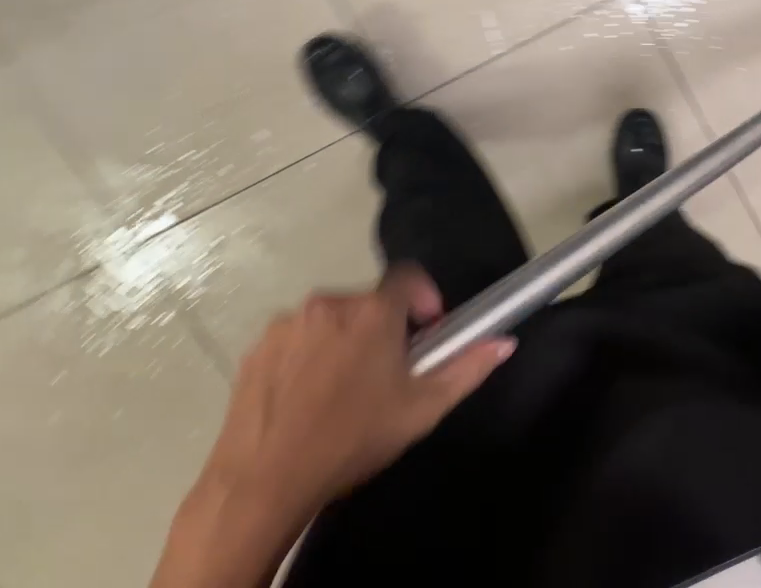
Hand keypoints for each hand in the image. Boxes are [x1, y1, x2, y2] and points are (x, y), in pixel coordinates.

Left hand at [202, 267, 514, 517]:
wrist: (261, 484)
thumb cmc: (352, 440)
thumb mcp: (422, 410)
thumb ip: (468, 368)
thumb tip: (505, 341)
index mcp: (373, 311)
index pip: (408, 276)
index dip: (424, 298)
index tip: (428, 333)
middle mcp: (329, 304)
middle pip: (370, 300)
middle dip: (386, 326)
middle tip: (389, 371)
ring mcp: (286, 324)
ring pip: (332, 319)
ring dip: (347, 339)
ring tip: (346, 389)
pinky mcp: (255, 349)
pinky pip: (296, 338)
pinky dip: (309, 356)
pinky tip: (309, 398)